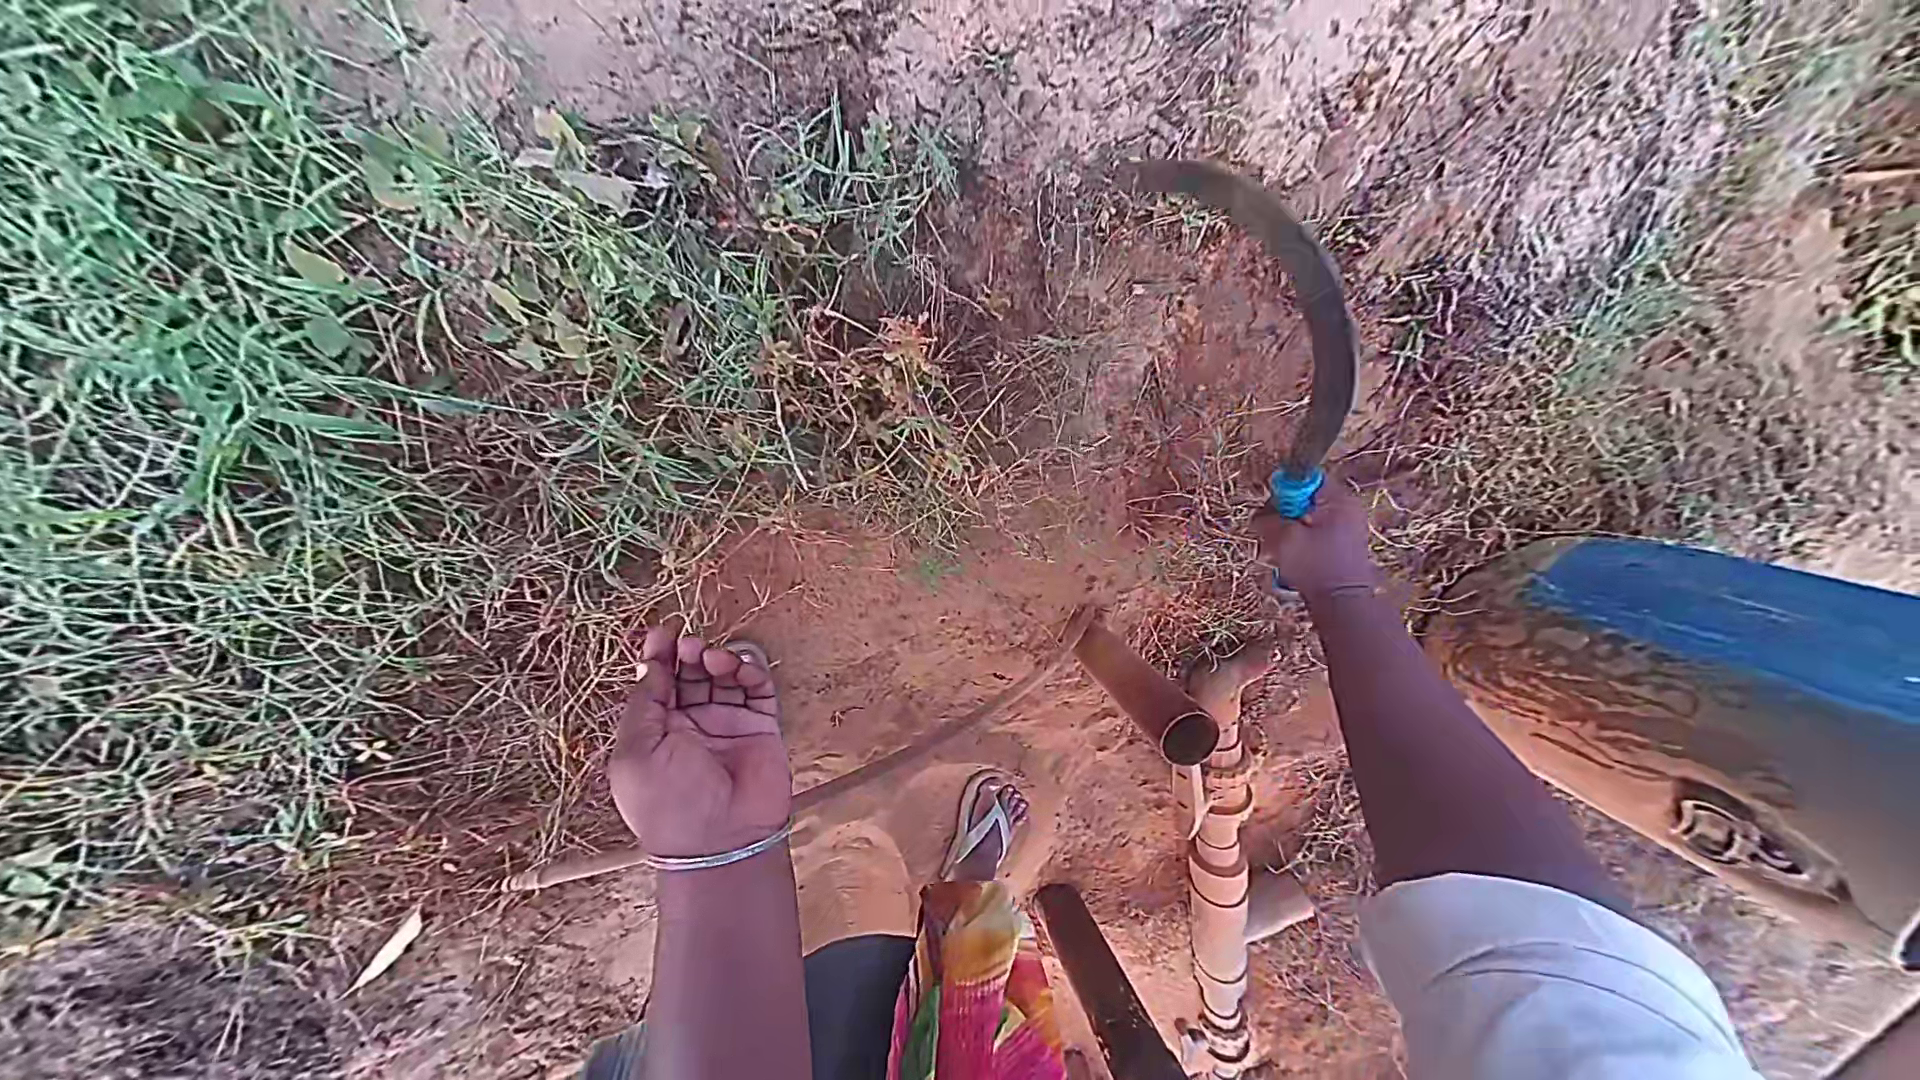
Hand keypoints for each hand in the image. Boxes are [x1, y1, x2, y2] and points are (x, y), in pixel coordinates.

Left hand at [610, 626, 791, 857]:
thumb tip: (651, 664)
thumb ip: (644, 703)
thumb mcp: (636, 752)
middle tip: (690, 647)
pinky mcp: (761, 726)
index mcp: (657, 732)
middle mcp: (692, 725)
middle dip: (689, 656)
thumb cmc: (669, 799)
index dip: (659, 657)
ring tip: (712, 660)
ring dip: (717, 661)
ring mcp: (728, 724)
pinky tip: (738, 669)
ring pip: (724, 679)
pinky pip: (757, 690)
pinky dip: (750, 673)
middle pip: (692, 676)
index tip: (662, 633)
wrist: (722, 838)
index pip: (659, 684)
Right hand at [1251, 475, 1378, 601]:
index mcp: (1337, 499)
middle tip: (1275, 533)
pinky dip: (1300, 541)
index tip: (1272, 512)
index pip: (1304, 478)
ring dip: (1289, 530)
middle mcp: (1347, 507)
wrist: (1341, 601)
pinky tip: (1294, 558)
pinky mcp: (1343, 543)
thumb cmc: (1314, 565)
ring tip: (1283, 549)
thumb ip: (1267, 517)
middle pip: (1303, 498)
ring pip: (1306, 517)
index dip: (1283, 492)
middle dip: (1284, 514)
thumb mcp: (1282, 537)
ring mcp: (1347, 526)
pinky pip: (1313, 532)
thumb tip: (1261, 514)